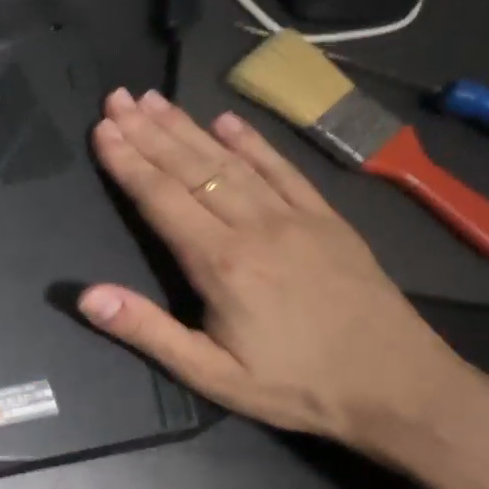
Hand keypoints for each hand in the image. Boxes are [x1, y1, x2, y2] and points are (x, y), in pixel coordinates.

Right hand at [79, 88, 488, 457]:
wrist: (404, 390)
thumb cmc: (294, 385)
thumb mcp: (208, 373)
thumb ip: (145, 330)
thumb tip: (84, 295)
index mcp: (221, 262)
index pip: (161, 198)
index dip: (128, 161)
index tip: (101, 127)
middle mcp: (257, 228)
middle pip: (192, 169)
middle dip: (149, 131)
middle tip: (116, 98)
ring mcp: (297, 219)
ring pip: (232, 162)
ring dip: (188, 128)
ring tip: (153, 99)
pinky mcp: (328, 222)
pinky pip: (285, 171)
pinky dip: (254, 143)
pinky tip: (227, 122)